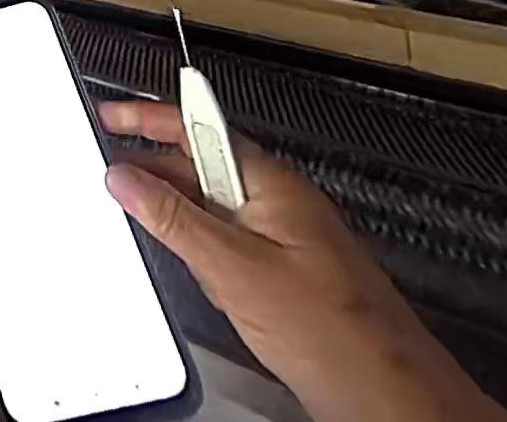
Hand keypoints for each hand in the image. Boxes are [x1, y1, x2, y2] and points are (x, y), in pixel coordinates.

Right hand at [98, 101, 506, 421]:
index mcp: (269, 182)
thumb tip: (125, 178)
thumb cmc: (341, 338)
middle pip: (198, 164)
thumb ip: (173, 218)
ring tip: (132, 205)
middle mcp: (274, 201)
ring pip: (207, 203)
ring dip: (168, 204)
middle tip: (109, 163)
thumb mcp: (235, 268)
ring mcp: (275, 236)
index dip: (149, 116)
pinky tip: (177, 253)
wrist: (398, 408)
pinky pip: (219, 237)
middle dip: (151, 162)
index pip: (198, 128)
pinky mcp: (275, 269)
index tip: (113, 114)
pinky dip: (189, 238)